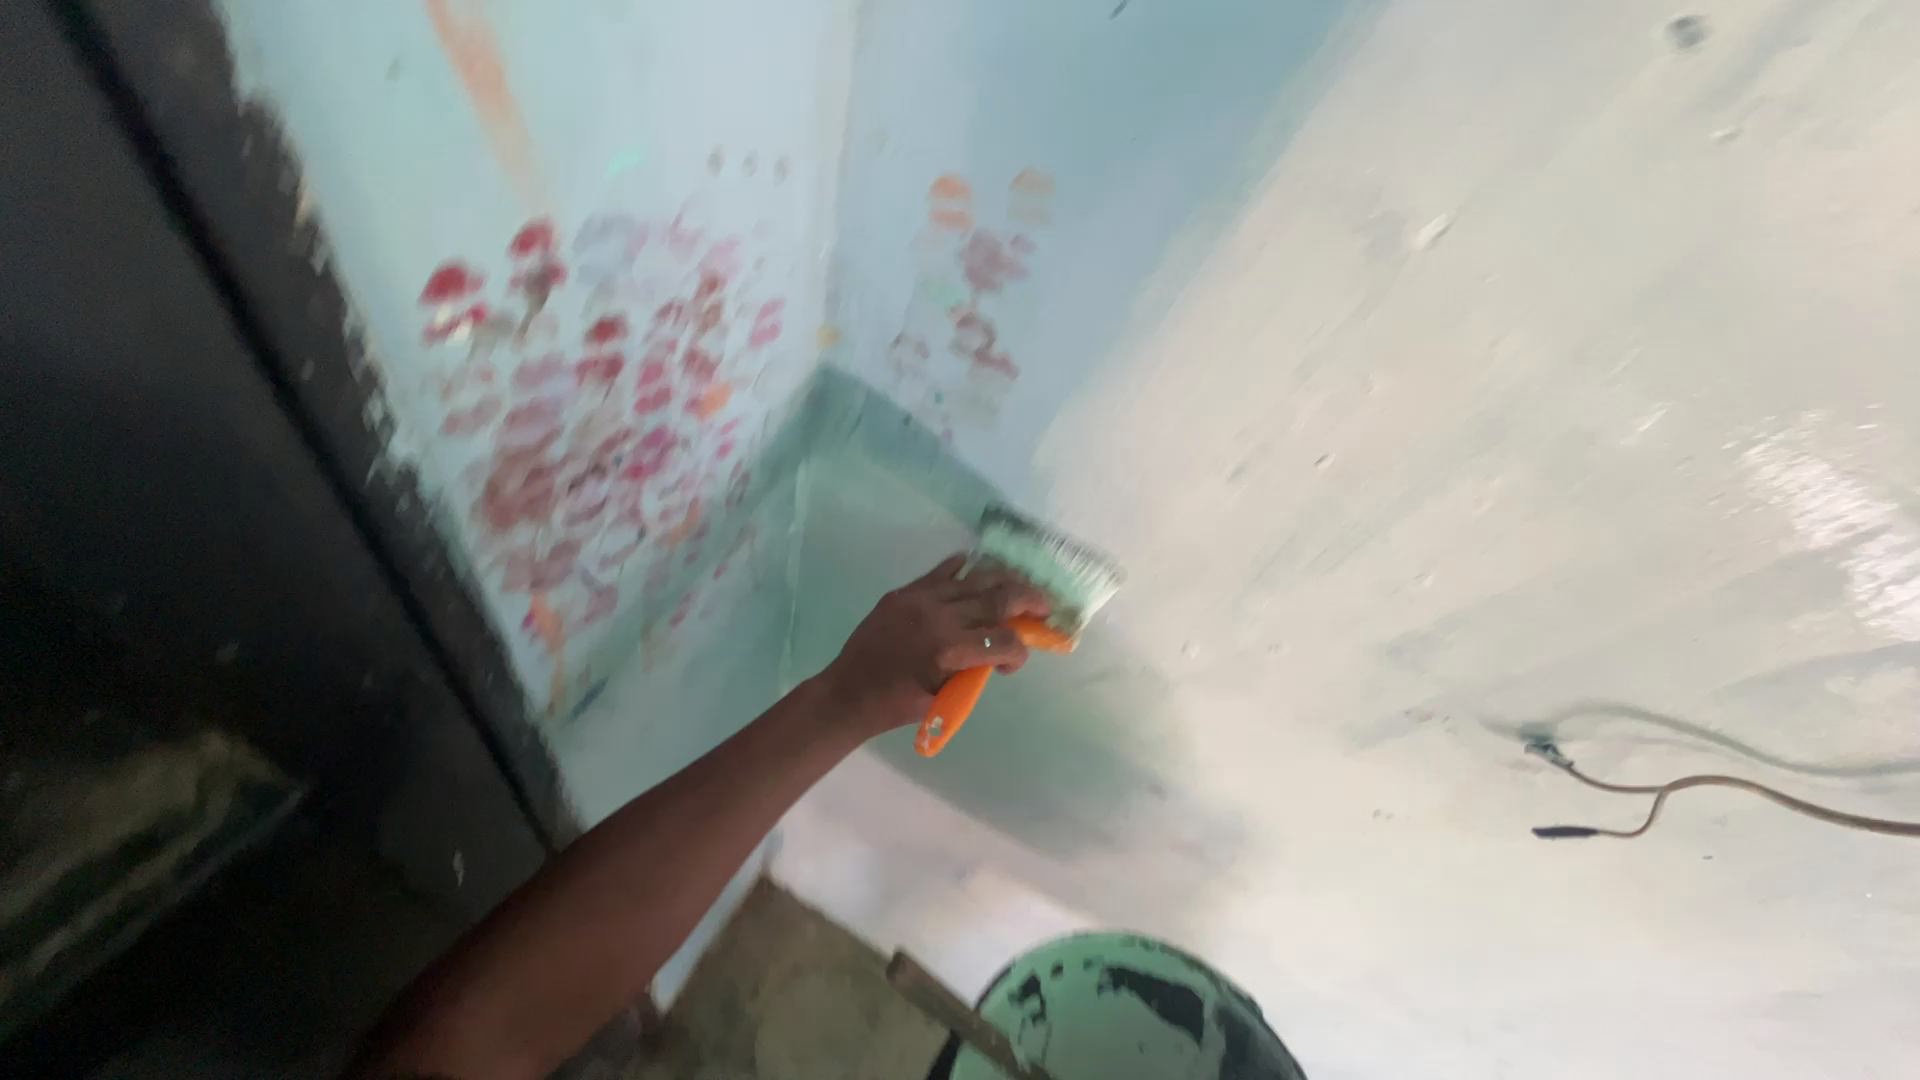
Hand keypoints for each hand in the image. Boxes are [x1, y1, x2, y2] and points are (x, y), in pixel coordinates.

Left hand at [819, 555, 1050, 739]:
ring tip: (1020, 585)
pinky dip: (963, 568)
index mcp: (950, 652)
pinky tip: (977, 565)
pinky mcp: (904, 593)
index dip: (1019, 651)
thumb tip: (996, 650)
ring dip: (1004, 581)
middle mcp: (940, 618)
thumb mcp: (943, 697)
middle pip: (998, 600)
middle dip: (1028, 602)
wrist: (848, 691)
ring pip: (975, 580)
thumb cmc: (896, 706)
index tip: (1017, 659)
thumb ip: (972, 670)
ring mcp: (921, 600)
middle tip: (1044, 608)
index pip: (1004, 642)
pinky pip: (941, 572)